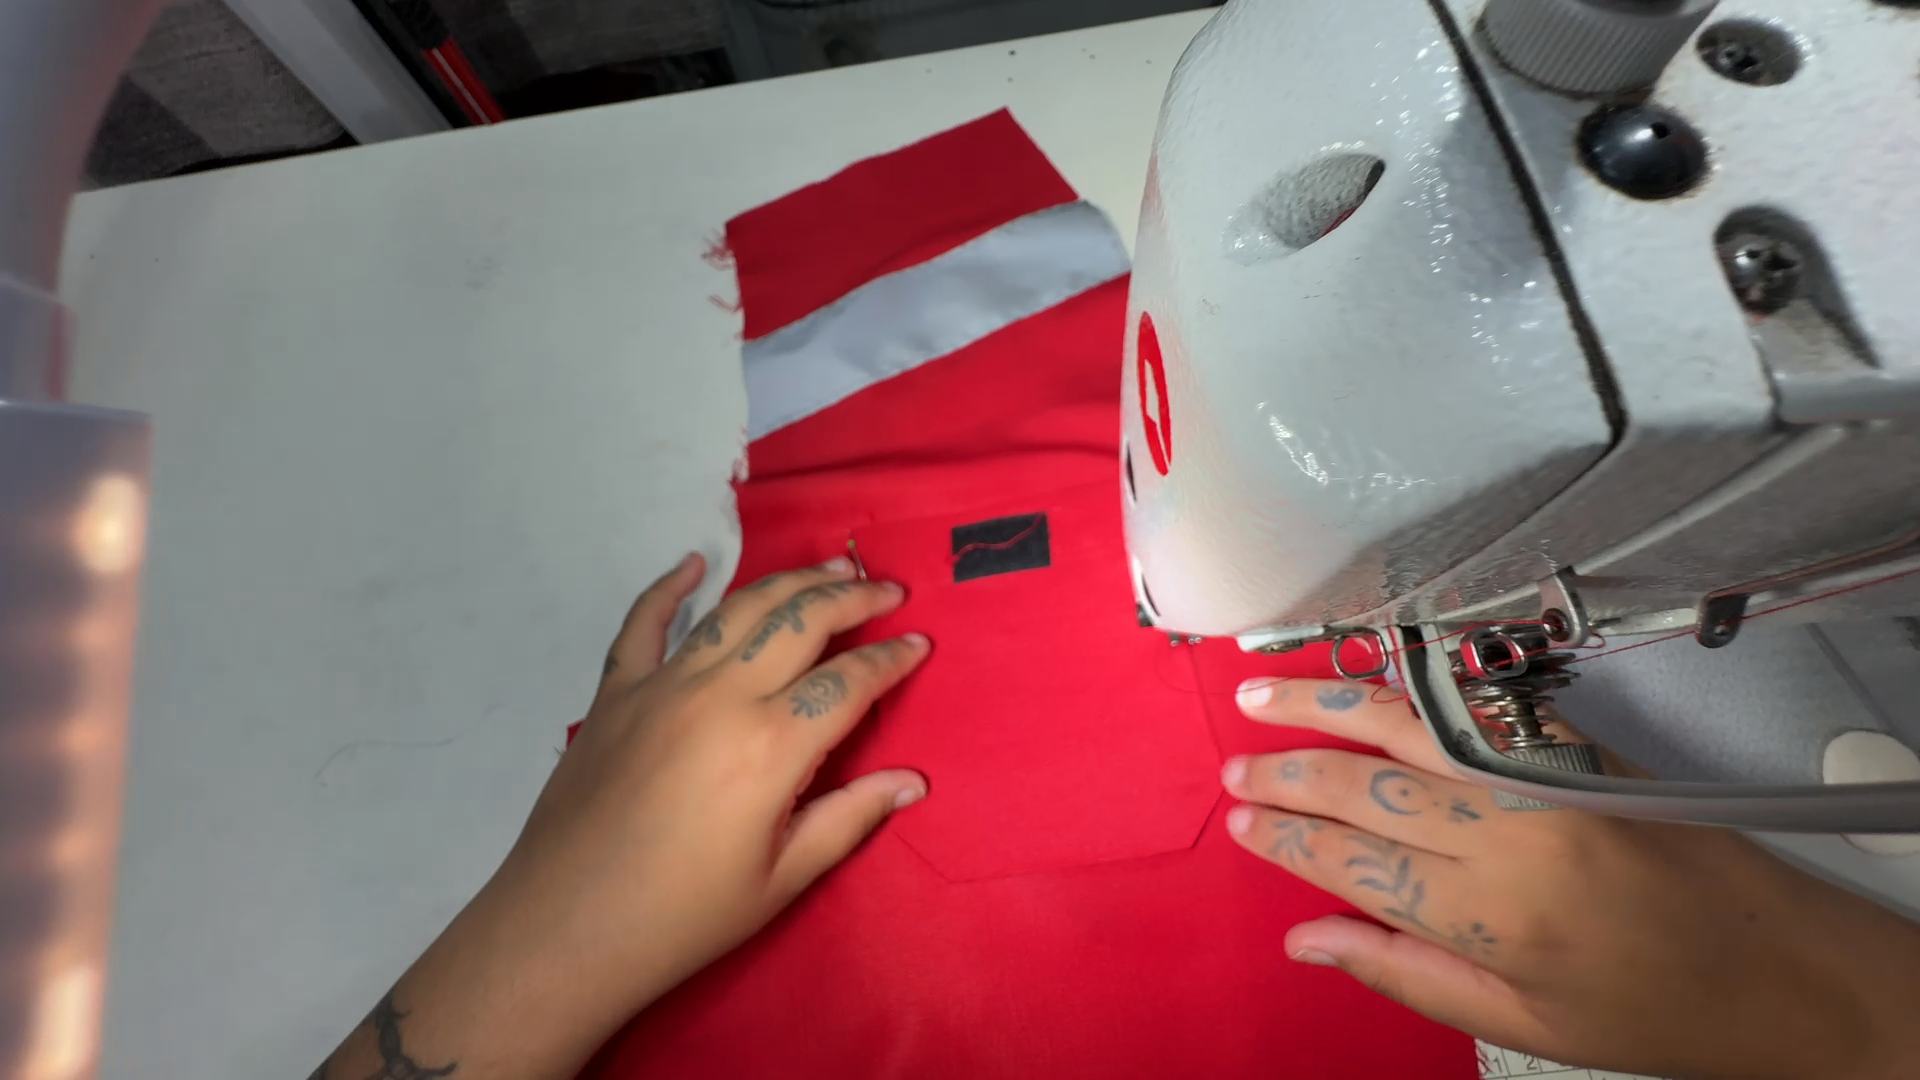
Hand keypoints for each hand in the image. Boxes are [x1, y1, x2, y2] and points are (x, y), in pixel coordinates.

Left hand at [310, 554, 929, 1079]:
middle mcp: (721, 696)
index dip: (893, 660)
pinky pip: (643, 623)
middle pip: (801, 621)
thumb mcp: (783, 879)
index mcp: (770, 745)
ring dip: (791, 580)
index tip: (921, 642)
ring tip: (830, 567)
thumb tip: (916, 780)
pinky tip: (693, 563)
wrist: (559, 936)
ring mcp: (662, 684)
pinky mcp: (615, 691)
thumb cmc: (682, 917)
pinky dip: (668, 587)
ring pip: (739, 607)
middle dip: (854, 598)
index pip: (850, 682)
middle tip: (888, 590)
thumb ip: (853, 817)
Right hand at [1223, 678, 1919, 1079]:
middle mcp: (1505, 832)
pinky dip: (1388, 687)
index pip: (1352, 862)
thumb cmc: (1655, 1011)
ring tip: (1253, 698)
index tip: (1238, 821)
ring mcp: (1533, 774)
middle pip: (1360, 786)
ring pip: (1395, 725)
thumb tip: (1301, 938)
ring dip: (1314, 707)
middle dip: (1283, 774)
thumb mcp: (1525, 1027)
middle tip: (1233, 770)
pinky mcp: (1559, 742)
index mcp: (1495, 915)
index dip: (1285, 838)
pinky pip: (1452, 705)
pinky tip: (1346, 678)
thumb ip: (1402, 970)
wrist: (1801, 968)